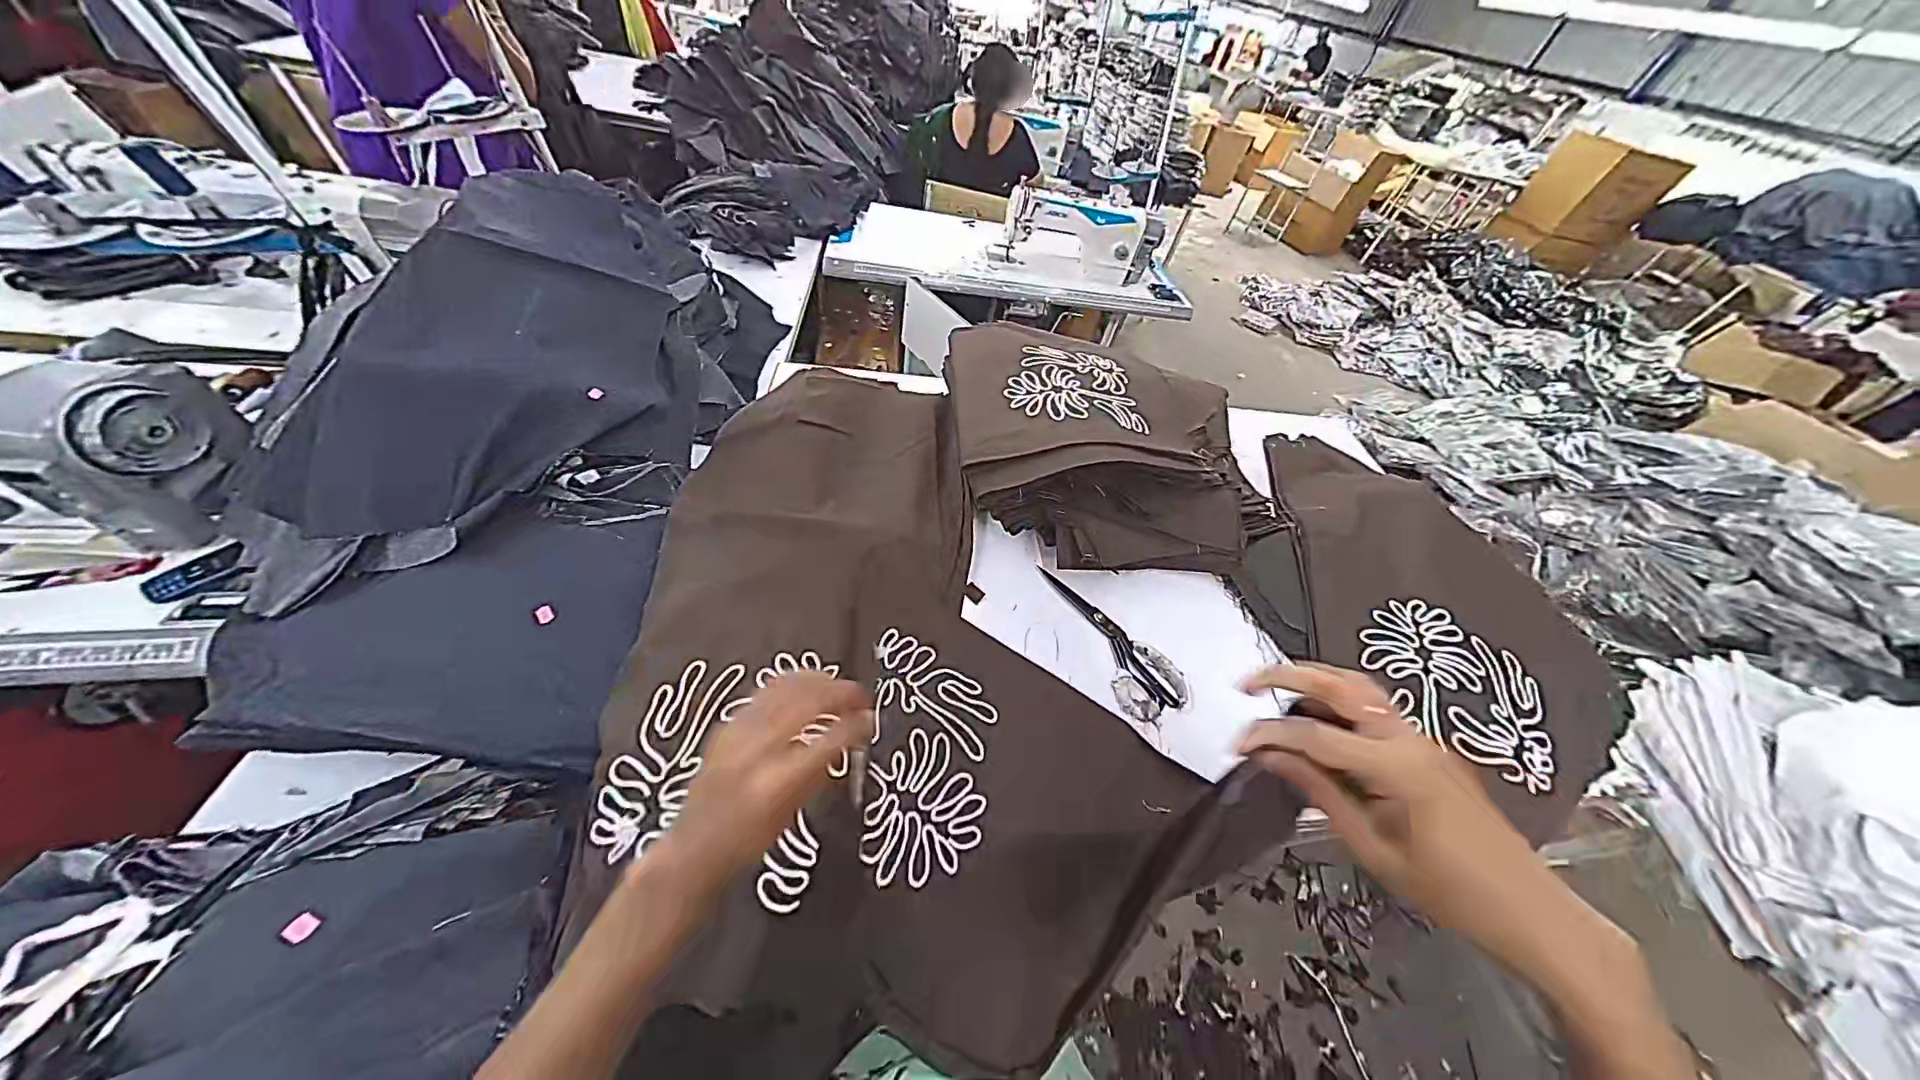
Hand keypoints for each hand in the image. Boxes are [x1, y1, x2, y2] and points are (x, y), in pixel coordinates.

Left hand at [646, 672, 873, 891]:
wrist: (693, 847)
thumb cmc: (747, 841)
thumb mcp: (793, 815)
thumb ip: (821, 772)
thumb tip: (850, 737)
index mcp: (779, 781)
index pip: (828, 740)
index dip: (856, 725)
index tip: (870, 719)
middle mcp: (757, 751)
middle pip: (807, 702)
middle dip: (840, 692)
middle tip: (860, 696)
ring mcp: (738, 734)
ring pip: (784, 688)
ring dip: (816, 681)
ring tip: (836, 685)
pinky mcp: (726, 726)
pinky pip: (763, 692)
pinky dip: (789, 684)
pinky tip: (802, 686)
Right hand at [1237, 661, 1558, 947]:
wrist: (1529, 910)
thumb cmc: (1451, 891)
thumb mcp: (1371, 847)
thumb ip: (1319, 792)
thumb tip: (1272, 757)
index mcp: (1397, 768)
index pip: (1316, 735)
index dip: (1270, 736)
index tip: (1237, 744)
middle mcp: (1411, 740)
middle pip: (1342, 685)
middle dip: (1288, 675)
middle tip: (1247, 683)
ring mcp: (1422, 739)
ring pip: (1360, 687)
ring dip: (1313, 679)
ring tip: (1273, 687)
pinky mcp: (1426, 748)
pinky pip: (1374, 708)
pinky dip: (1336, 699)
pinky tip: (1314, 715)